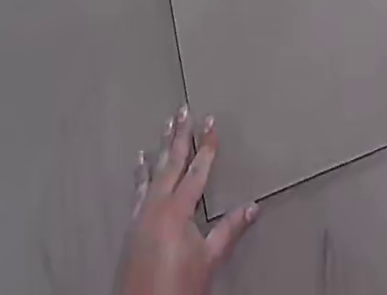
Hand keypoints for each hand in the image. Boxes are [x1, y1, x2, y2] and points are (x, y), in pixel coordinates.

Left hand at [117, 106, 258, 294]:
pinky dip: (141, 172)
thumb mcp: (209, 259)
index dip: (206, 145)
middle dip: (180, 135)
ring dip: (161, 146)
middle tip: (184, 109)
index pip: (197, 169)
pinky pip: (138, 188)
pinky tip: (141, 161)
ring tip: (165, 124)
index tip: (211, 121)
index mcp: (179, 208)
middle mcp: (158, 203)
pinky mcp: (132, 224)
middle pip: (172, 161)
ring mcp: (142, 212)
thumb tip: (253, 206)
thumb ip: (230, 230)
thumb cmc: (179, 286)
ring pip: (154, 170)